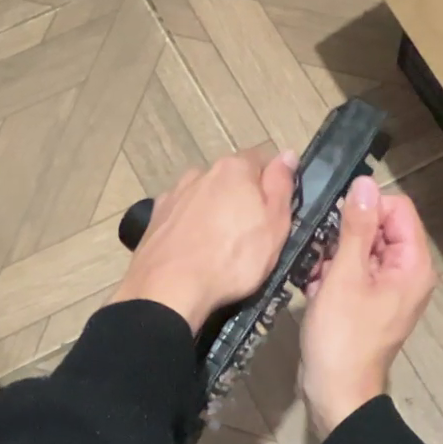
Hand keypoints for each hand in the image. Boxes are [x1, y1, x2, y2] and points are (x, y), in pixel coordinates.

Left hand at [111, 148, 297, 333]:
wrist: (170, 289)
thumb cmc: (233, 260)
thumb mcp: (274, 226)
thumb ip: (281, 186)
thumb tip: (287, 154)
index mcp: (234, 168)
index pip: (263, 161)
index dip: (273, 186)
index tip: (275, 213)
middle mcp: (201, 172)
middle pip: (231, 179)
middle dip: (241, 199)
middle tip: (250, 235)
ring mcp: (174, 194)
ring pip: (204, 196)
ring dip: (214, 212)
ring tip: (218, 247)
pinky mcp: (155, 217)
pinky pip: (182, 215)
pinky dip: (190, 226)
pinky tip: (193, 250)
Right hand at [300, 177, 435, 435]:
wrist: (335, 392)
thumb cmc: (341, 336)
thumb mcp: (345, 275)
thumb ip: (356, 227)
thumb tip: (365, 182)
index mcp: (412, 264)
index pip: (398, 208)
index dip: (366, 208)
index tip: (335, 224)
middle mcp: (407, 273)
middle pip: (378, 228)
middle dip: (345, 236)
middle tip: (321, 256)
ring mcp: (388, 290)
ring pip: (360, 250)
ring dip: (333, 257)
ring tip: (316, 279)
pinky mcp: (369, 303)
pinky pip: (353, 273)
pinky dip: (332, 277)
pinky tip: (315, 291)